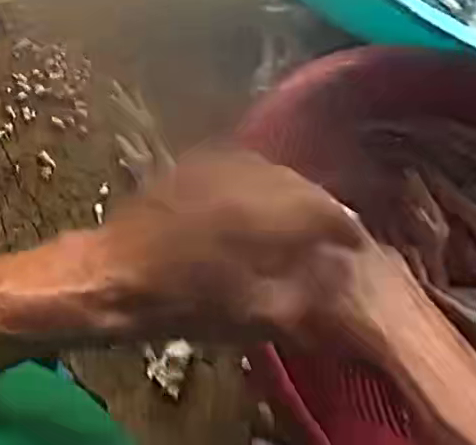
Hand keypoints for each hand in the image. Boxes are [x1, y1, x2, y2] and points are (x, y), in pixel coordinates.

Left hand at [78, 149, 371, 340]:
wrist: (120, 272)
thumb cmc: (191, 303)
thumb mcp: (266, 314)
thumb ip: (312, 289)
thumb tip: (336, 266)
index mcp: (261, 216)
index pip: (324, 208)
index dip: (346, 228)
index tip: (355, 248)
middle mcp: (234, 180)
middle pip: (294, 180)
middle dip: (317, 204)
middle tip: (326, 232)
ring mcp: (202, 167)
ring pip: (261, 165)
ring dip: (283, 187)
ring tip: (291, 216)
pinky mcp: (178, 167)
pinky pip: (227, 161)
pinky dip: (249, 177)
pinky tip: (249, 200)